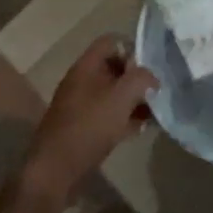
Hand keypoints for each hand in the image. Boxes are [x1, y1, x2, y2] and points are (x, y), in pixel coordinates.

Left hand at [21, 36, 157, 197]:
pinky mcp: (82, 129)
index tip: (151, 66)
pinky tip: (142, 128)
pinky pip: (108, 116)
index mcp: (86, 66)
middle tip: (157, 90)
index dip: (132, 48)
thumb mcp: (121, 97)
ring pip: (112, 94)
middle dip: (136, 78)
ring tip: (155, 111)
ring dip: (133, 100)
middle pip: (114, 69)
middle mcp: (81, 82)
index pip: (111, 42)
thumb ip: (141, 79)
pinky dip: (124, 119)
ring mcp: (80, 106)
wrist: (55, 170)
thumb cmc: (89, 125)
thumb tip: (152, 78)